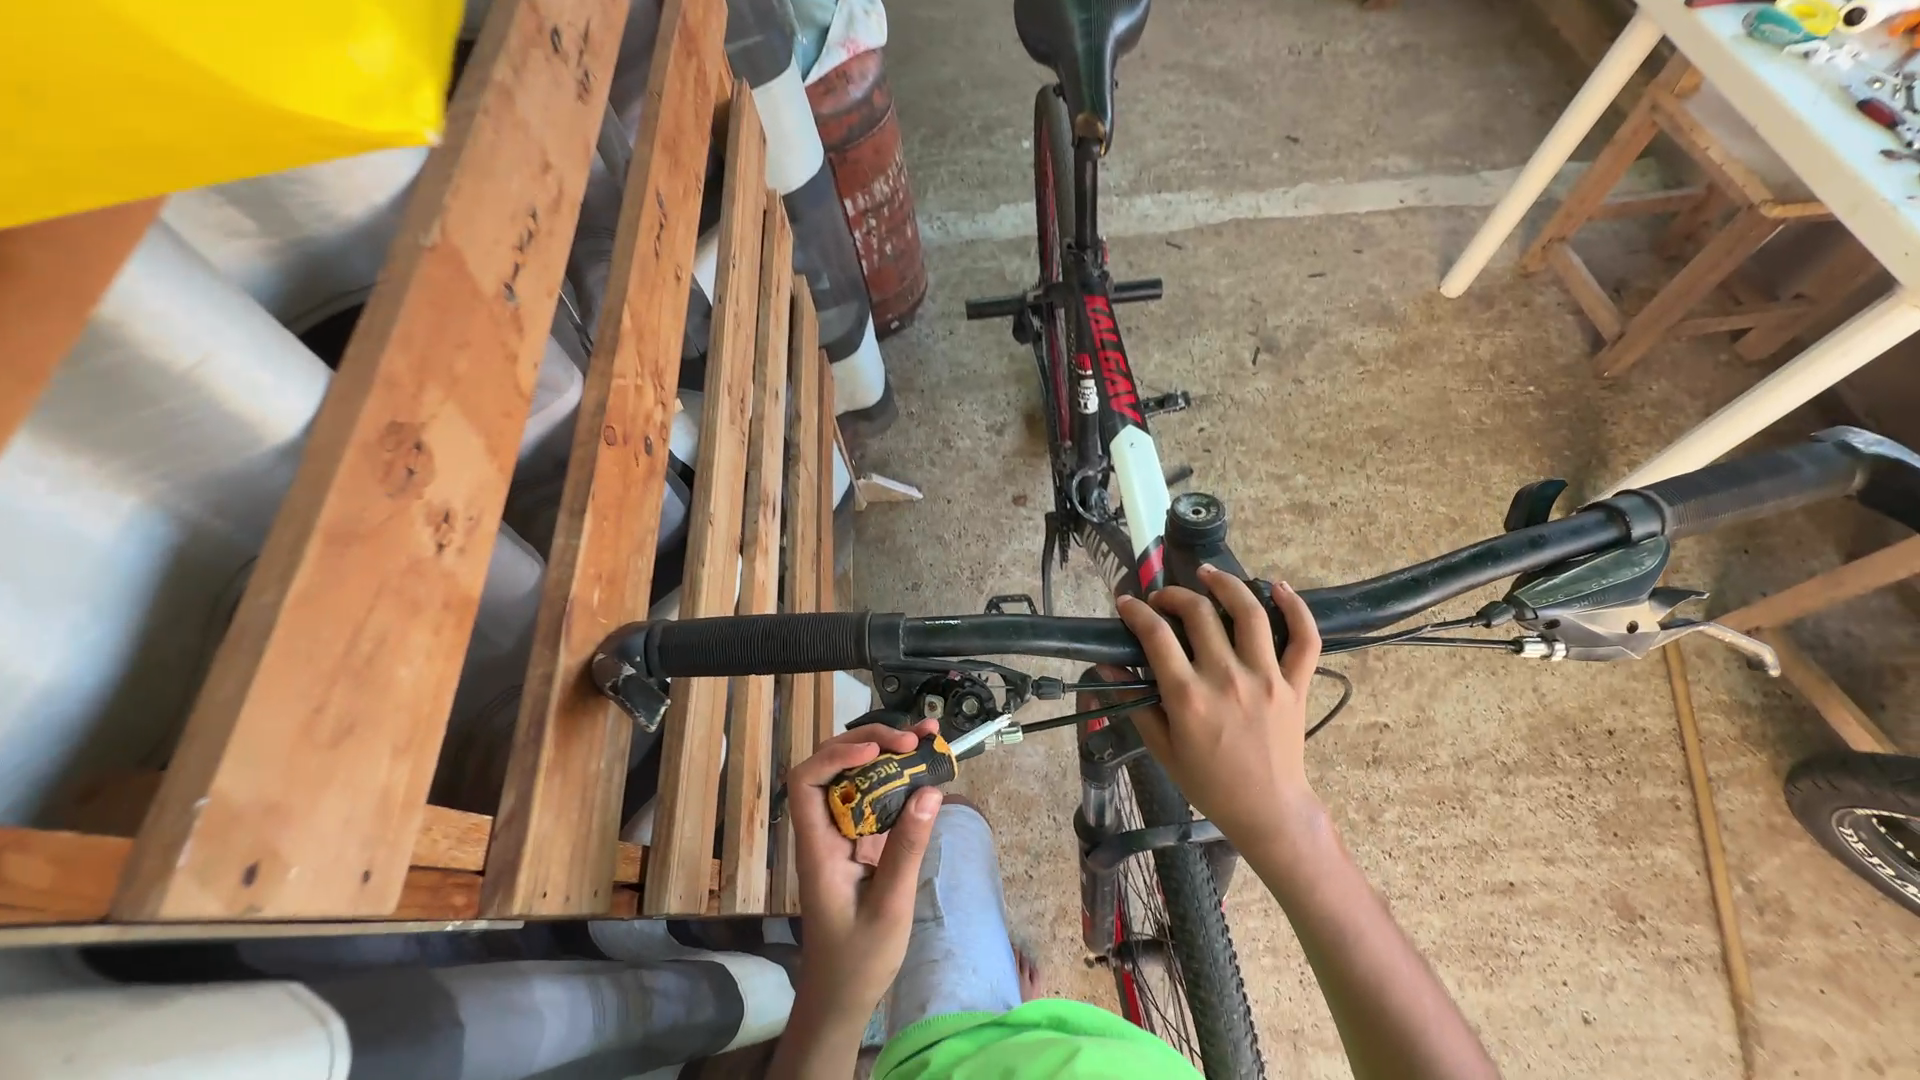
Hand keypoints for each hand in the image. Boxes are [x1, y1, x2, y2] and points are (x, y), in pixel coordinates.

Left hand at [788, 721, 943, 1015]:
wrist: (841, 997)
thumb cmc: (858, 959)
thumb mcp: (889, 907)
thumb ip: (906, 849)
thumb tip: (930, 792)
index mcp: (817, 846)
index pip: (806, 781)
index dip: (837, 756)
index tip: (878, 754)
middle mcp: (824, 831)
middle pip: (831, 767)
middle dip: (870, 744)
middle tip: (913, 739)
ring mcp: (841, 835)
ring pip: (854, 778)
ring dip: (887, 754)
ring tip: (925, 738)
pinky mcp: (859, 843)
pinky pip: (873, 799)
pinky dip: (897, 779)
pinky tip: (924, 769)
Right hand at [1111, 564, 1324, 848]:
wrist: (1267, 809)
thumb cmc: (1208, 782)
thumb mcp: (1161, 747)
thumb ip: (1135, 702)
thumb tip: (1107, 665)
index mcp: (1188, 697)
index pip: (1156, 635)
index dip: (1136, 611)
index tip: (1126, 603)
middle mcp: (1226, 679)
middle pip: (1198, 614)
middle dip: (1172, 595)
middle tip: (1161, 598)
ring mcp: (1266, 678)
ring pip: (1249, 613)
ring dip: (1226, 584)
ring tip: (1208, 574)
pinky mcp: (1296, 684)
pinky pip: (1304, 637)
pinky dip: (1295, 607)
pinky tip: (1277, 587)